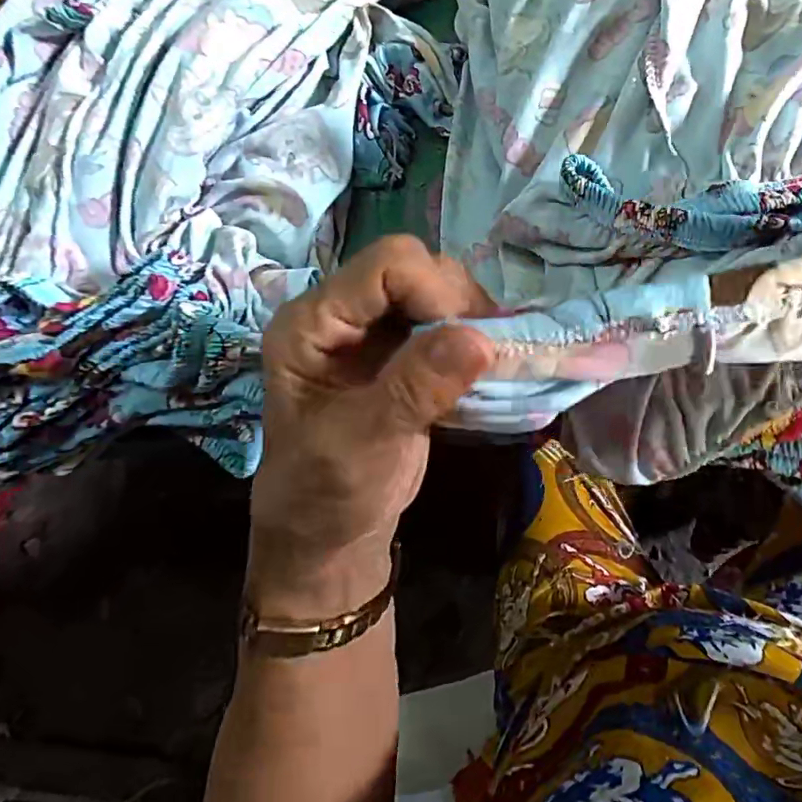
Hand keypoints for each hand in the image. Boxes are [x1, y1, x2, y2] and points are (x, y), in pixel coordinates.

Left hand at [248, 236, 494, 616]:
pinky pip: (445, 323)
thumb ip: (415, 389)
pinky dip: (473, 337)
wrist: (329, 534)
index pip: (383, 267)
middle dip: (457, 303)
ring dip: (471, 319)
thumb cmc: (326, 493)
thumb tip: (481, 339)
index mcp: (312, 324)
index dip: (433, 290)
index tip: (469, 339)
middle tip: (486, 353)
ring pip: (436, 290)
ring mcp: (373, 333)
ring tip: (489, 362)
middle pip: (413, 268)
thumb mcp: (364, 443)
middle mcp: (342, 315)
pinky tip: (487, 366)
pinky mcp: (401, 353)